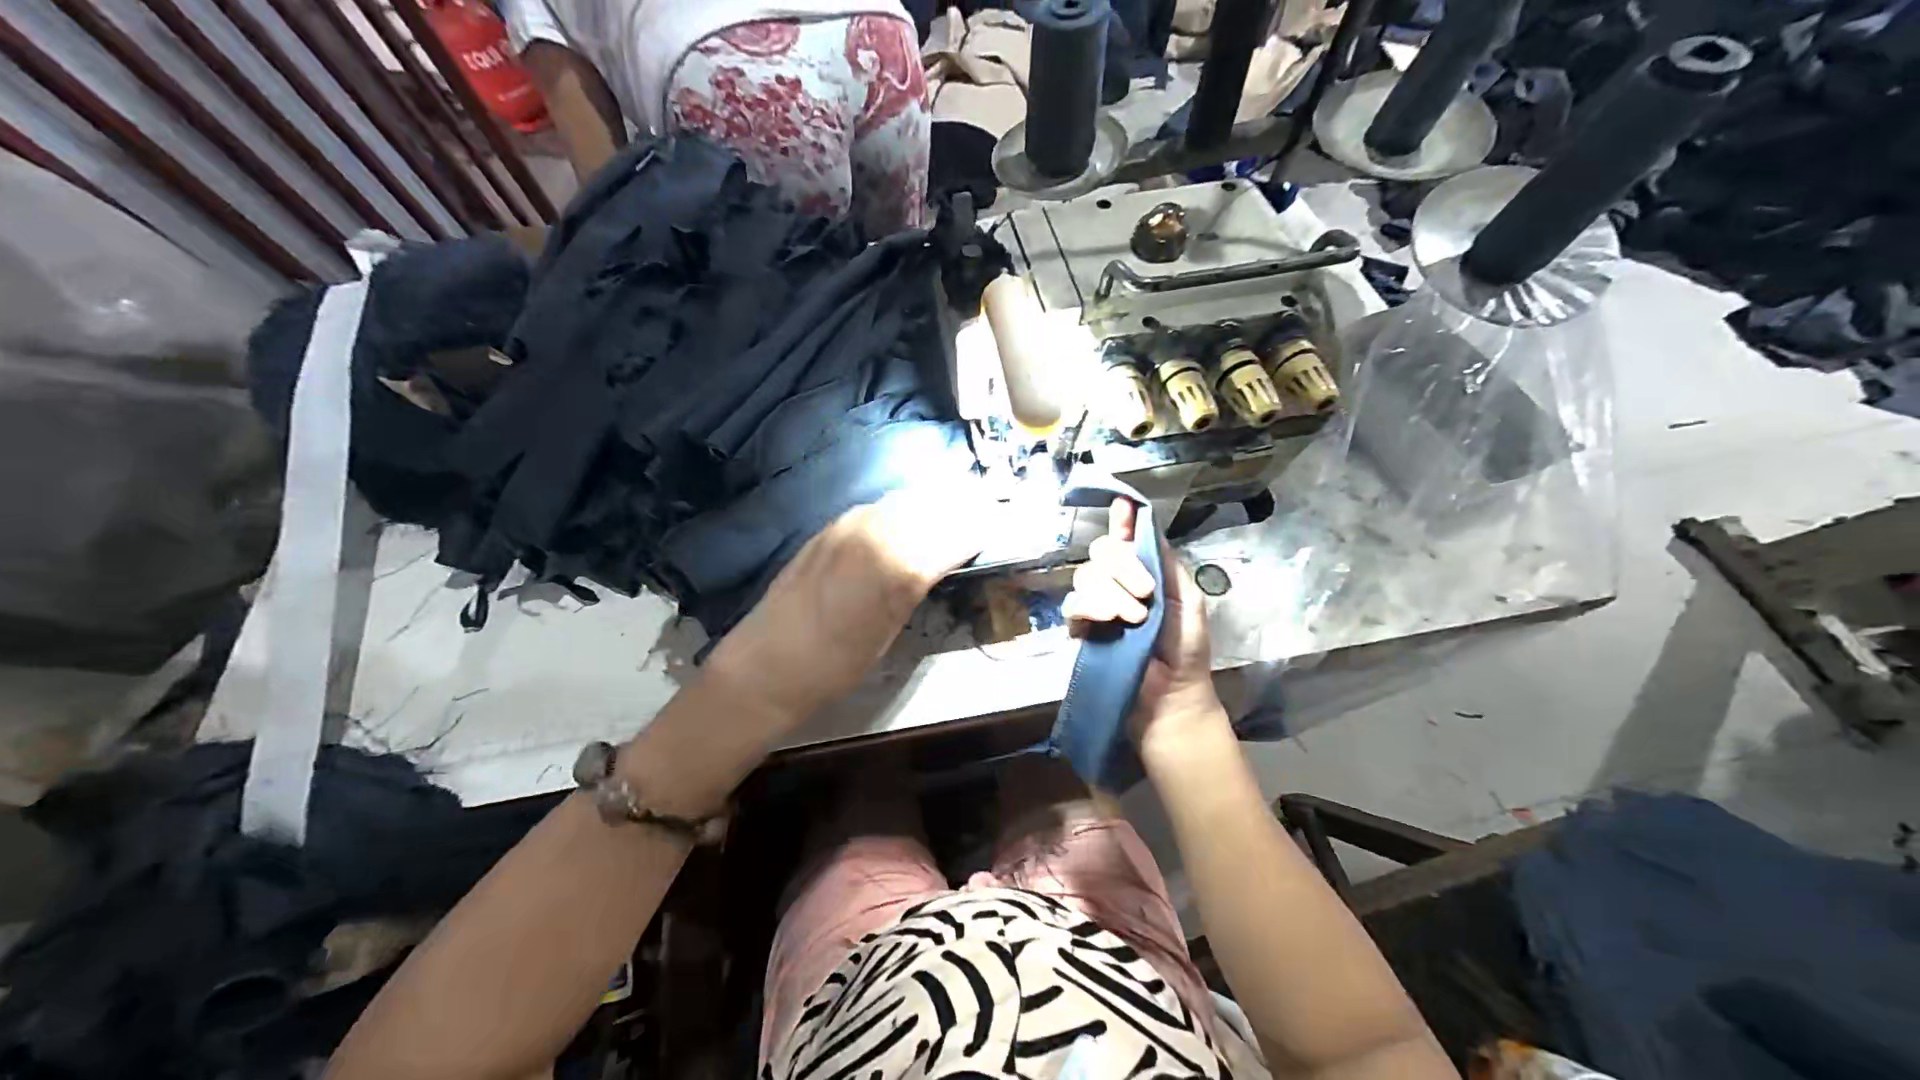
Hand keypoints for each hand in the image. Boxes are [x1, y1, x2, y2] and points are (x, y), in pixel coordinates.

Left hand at [705, 483, 988, 724]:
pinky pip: (877, 507)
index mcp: (899, 566)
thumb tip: (944, 558)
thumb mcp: (892, 630)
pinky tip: (907, 522)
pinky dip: (902, 509)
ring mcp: (849, 526)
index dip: (980, 526)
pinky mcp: (829, 528)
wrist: (769, 664)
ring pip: (904, 500)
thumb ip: (918, 584)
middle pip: (933, 506)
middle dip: (962, 508)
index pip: (955, 532)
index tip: (999, 525)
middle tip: (984, 513)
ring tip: (951, 514)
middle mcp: (876, 533)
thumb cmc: (837, 665)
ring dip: (932, 504)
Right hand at [1061, 499, 1227, 754]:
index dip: (1122, 520)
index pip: (1126, 538)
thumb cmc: (1186, 650)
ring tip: (1134, 619)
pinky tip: (1109, 620)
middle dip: (1122, 565)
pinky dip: (1090, 607)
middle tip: (1146, 592)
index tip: (1123, 505)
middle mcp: (1116, 583)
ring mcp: (1096, 606)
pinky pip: (1073, 606)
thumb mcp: (1189, 601)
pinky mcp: (1080, 630)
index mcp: (1143, 573)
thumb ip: (1167, 565)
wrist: (1172, 695)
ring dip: (1112, 592)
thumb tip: (1147, 527)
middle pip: (1102, 551)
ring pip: (1087, 575)